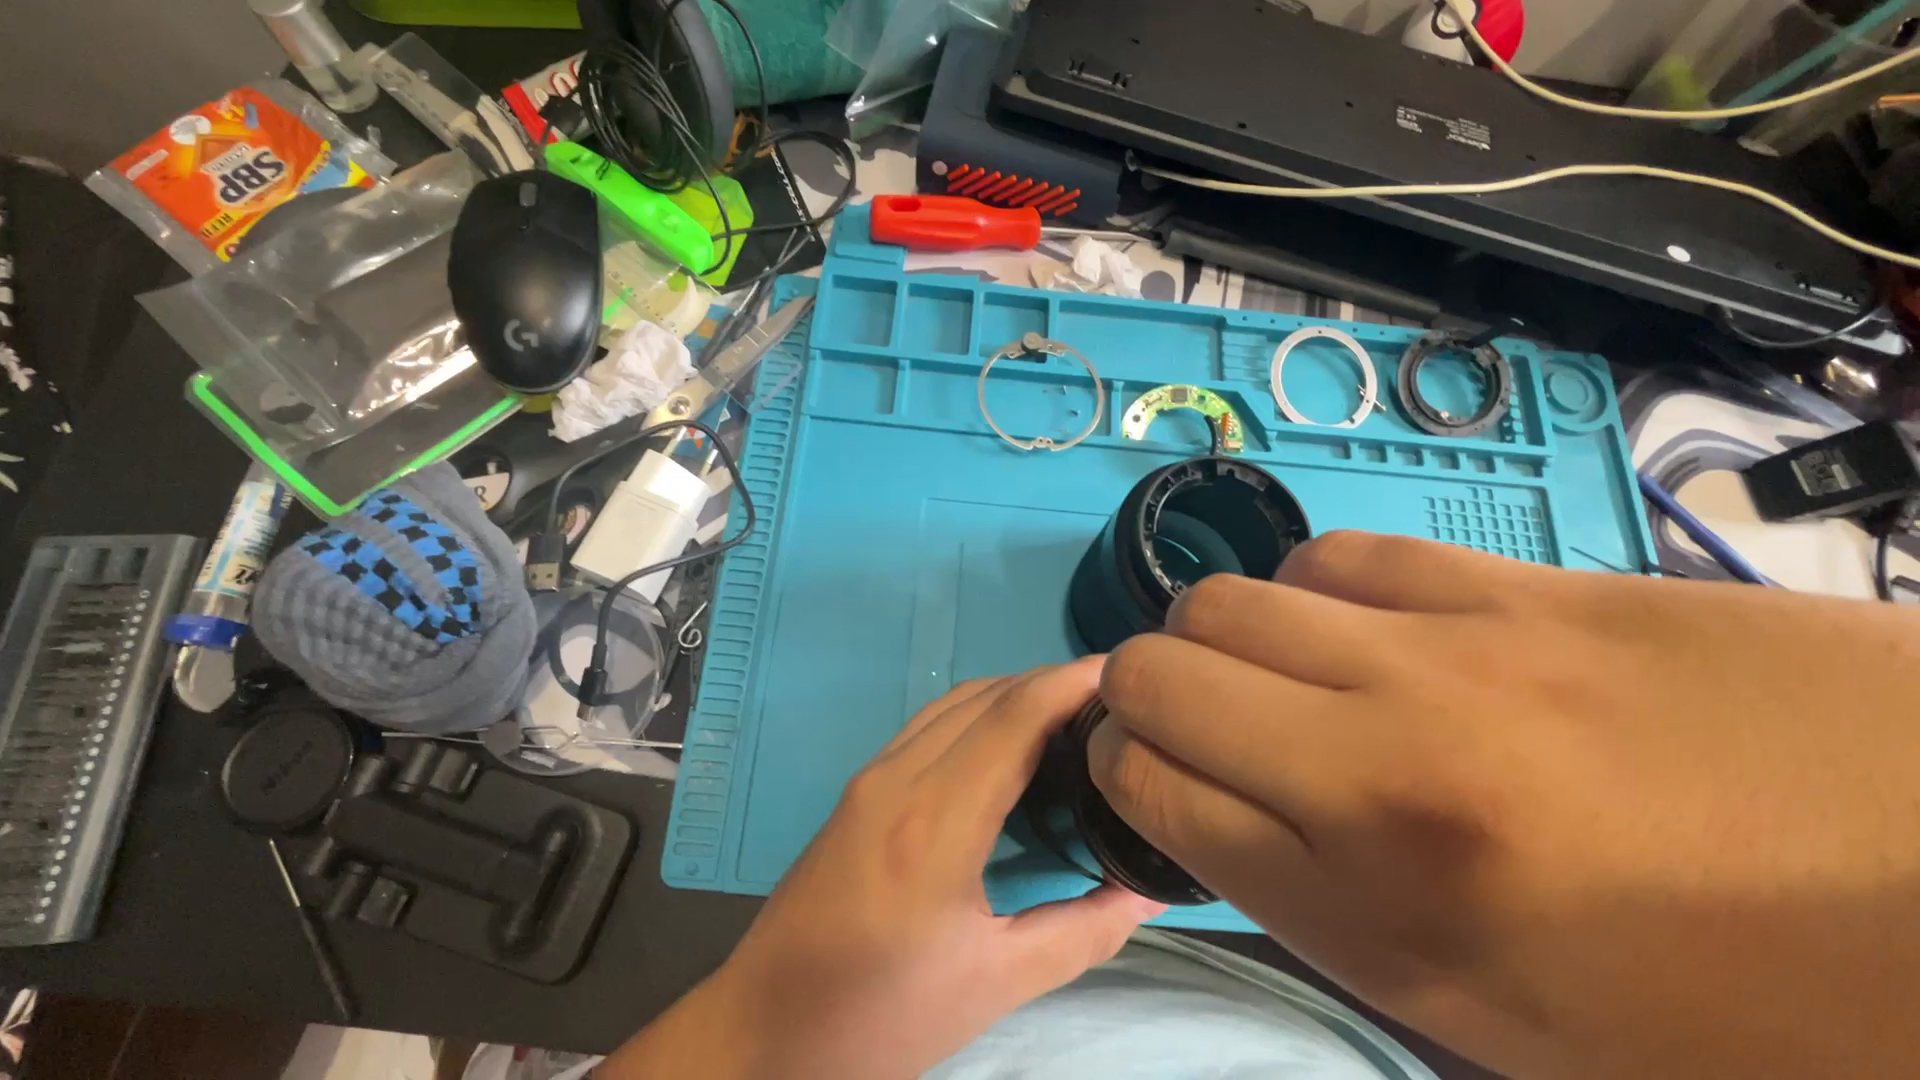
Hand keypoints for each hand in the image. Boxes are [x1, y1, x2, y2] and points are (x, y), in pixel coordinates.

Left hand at [605, 658, 1164, 1079]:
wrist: (766, 1029)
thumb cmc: (880, 1013)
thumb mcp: (993, 983)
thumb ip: (1080, 933)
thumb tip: (1145, 893)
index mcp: (936, 819)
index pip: (1014, 716)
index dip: (1072, 682)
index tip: (1126, 673)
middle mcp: (899, 777)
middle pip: (987, 697)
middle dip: (1052, 683)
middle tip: (1114, 701)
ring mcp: (871, 778)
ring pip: (954, 704)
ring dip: (1014, 694)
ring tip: (1072, 717)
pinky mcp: (858, 790)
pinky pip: (930, 726)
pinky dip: (979, 715)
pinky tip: (1010, 746)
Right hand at [1090, 531, 1919, 1078]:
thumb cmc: (1699, 1008)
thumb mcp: (1470, 1011)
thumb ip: (1307, 898)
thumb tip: (1211, 806)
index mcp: (1368, 906)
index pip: (1145, 787)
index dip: (1118, 768)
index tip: (1147, 769)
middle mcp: (1379, 766)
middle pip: (1157, 674)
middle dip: (1141, 693)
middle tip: (1198, 719)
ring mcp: (1455, 657)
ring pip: (1230, 600)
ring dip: (1221, 637)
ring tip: (1280, 669)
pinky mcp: (1529, 587)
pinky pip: (1343, 557)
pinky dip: (1316, 592)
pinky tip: (1365, 624)